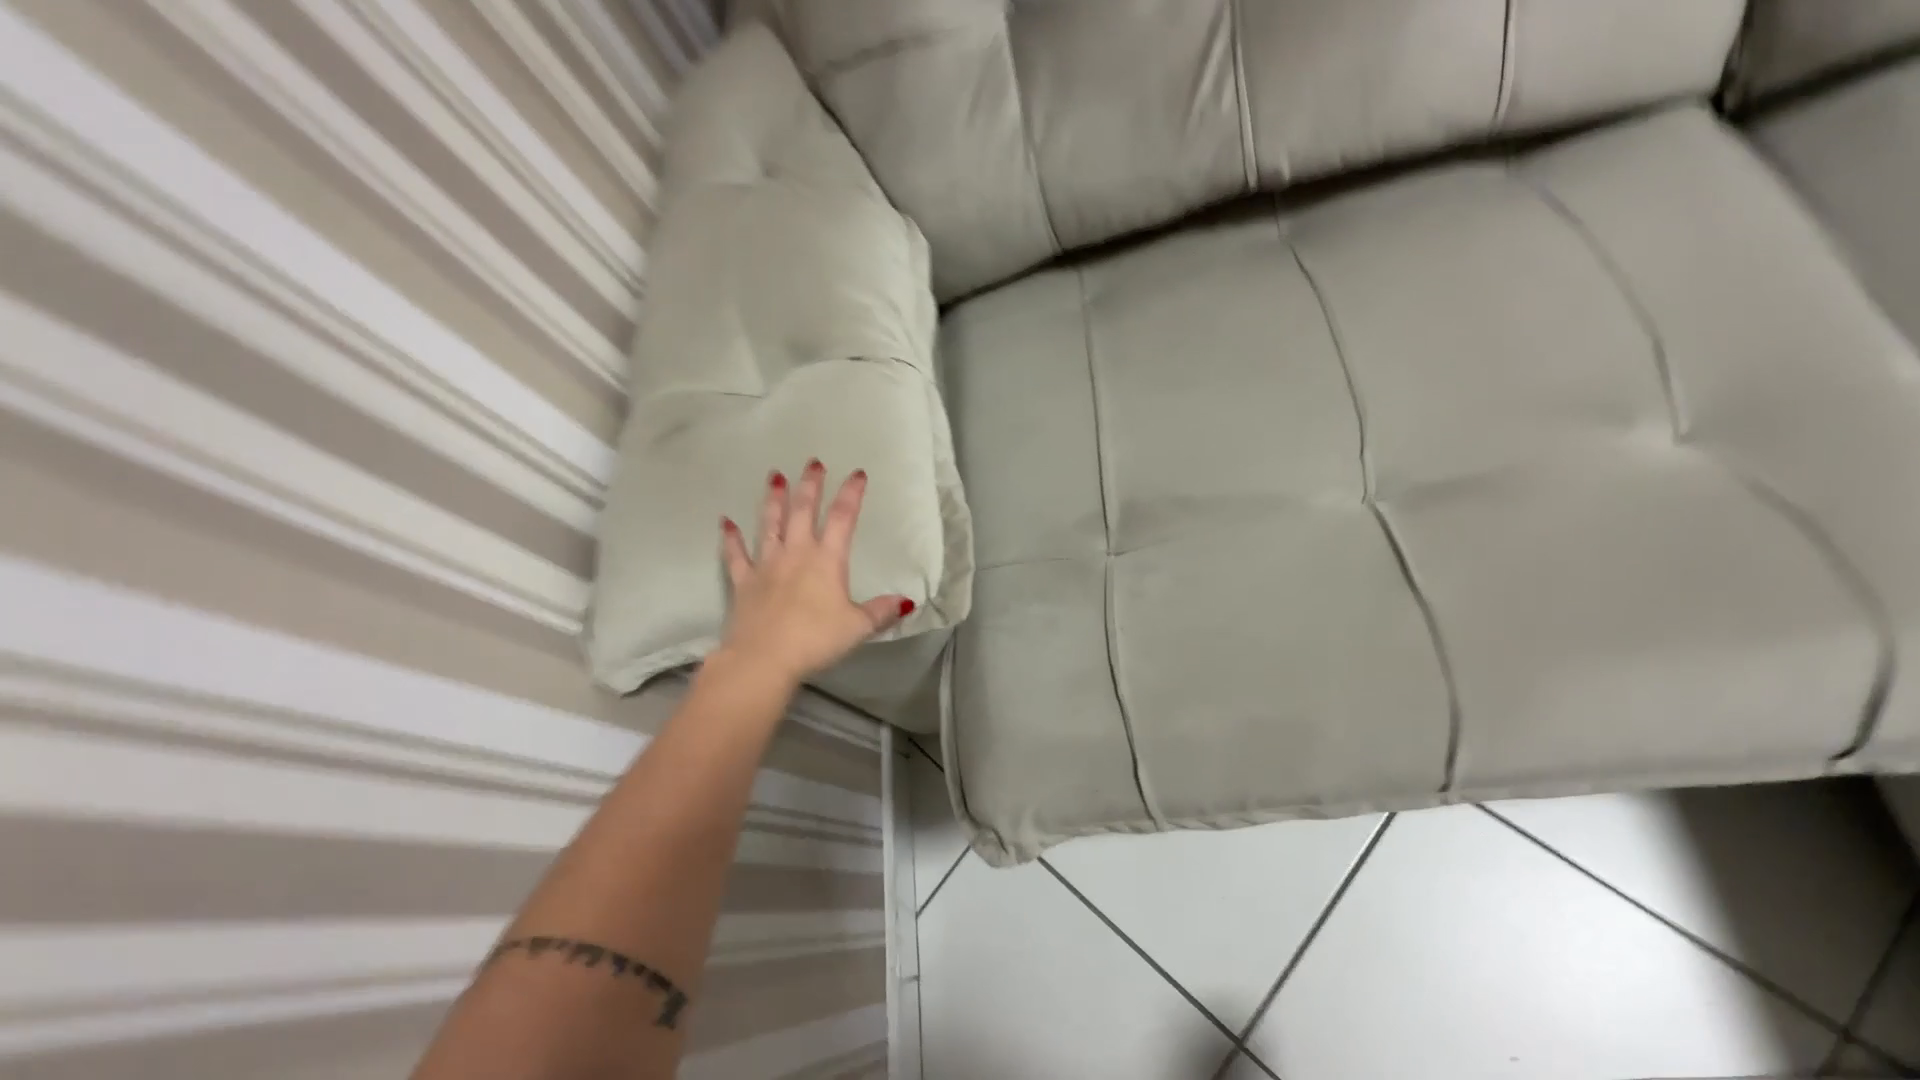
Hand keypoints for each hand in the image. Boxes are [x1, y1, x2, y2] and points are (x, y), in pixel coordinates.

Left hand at [713, 459, 913, 689]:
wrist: (764, 658)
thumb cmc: (815, 640)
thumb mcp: (857, 628)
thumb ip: (881, 611)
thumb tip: (907, 601)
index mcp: (827, 560)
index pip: (843, 519)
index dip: (852, 494)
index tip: (857, 474)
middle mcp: (796, 553)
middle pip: (804, 511)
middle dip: (810, 485)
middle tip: (813, 462)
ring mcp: (766, 565)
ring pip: (770, 524)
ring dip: (773, 500)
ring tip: (774, 477)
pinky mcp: (743, 582)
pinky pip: (735, 555)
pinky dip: (731, 538)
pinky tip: (726, 522)